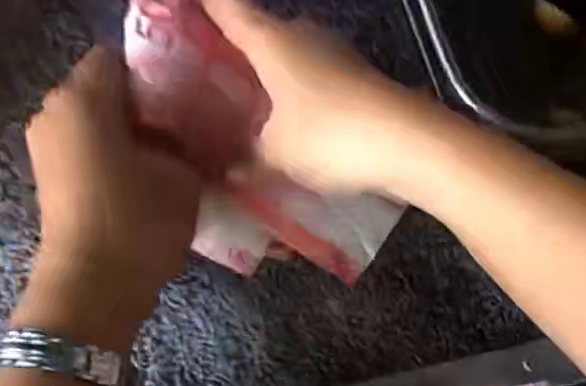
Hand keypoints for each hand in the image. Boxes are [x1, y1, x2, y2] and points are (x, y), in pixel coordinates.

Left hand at [20, 47, 201, 348]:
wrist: (93, 289)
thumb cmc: (138, 225)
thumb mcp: (183, 182)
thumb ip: (188, 152)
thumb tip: (188, 148)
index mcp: (83, 95)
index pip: (120, 61)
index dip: (156, 83)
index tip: (184, 113)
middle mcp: (54, 112)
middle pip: (103, 98)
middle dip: (142, 117)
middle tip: (180, 145)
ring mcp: (45, 152)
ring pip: (94, 133)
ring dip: (127, 148)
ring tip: (162, 176)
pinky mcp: (49, 188)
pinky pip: (85, 162)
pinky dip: (110, 172)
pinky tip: (139, 197)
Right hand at [200, 0, 447, 197]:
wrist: (404, 143)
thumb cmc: (329, 136)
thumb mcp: (277, 155)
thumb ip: (250, 159)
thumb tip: (232, 169)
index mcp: (271, 40)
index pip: (227, 8)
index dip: (204, 8)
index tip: (181, 10)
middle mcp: (302, 35)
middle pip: (260, 38)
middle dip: (237, 59)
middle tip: (211, 88)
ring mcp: (333, 55)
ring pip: (289, 64)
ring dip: (271, 86)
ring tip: (250, 118)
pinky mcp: (355, 81)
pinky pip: (313, 87)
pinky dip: (298, 103)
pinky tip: (292, 132)